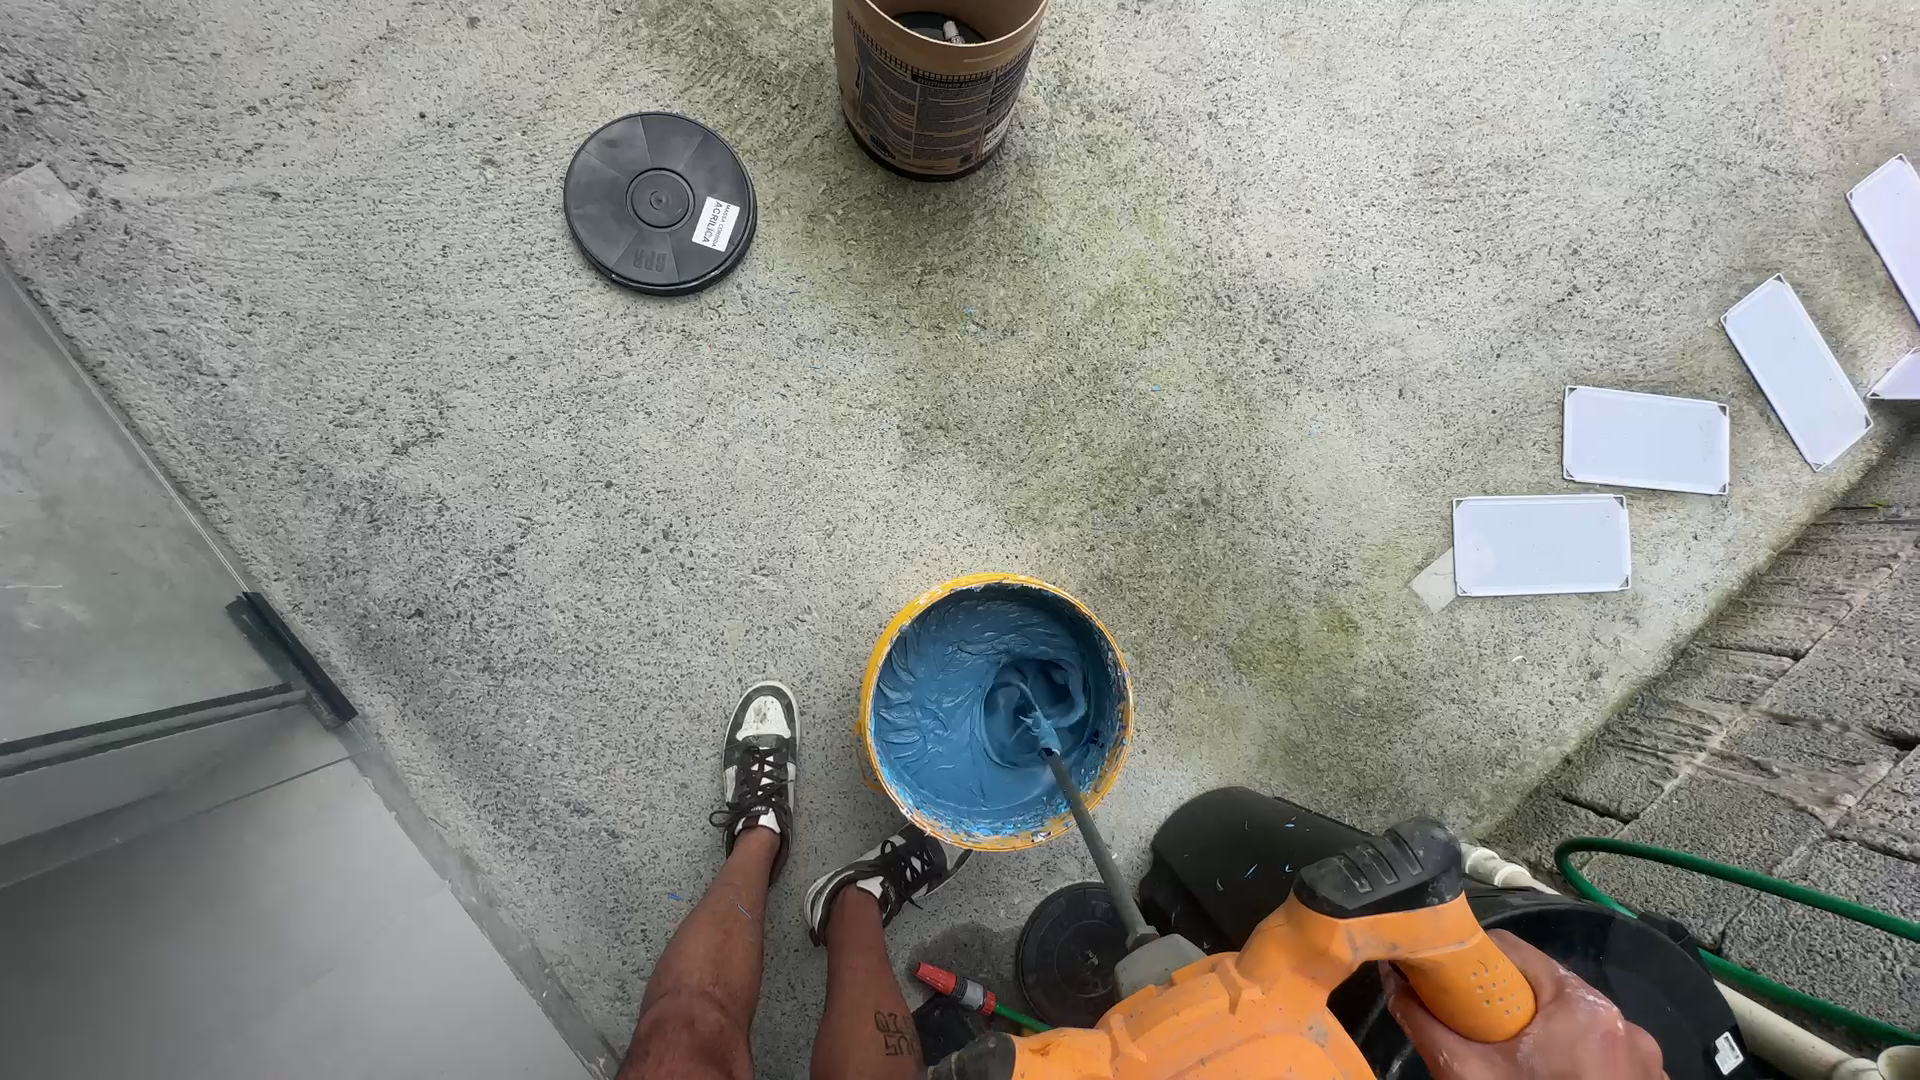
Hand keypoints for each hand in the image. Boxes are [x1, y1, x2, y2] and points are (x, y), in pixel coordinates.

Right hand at [1384, 929, 1666, 1079]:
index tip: (1449, 985)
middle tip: (1475, 1030)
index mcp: (1582, 1006)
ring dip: (1538, 1034)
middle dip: (1504, 1002)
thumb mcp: (1464, 1070)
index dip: (1471, 960)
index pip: (1510, 950)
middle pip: (1541, 987)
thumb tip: (1392, 976)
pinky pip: (1599, 1055)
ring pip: (1570, 1023)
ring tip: (1512, 1064)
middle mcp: (1624, 1024)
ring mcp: (1647, 1062)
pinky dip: (1571, 1061)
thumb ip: (1421, 1018)